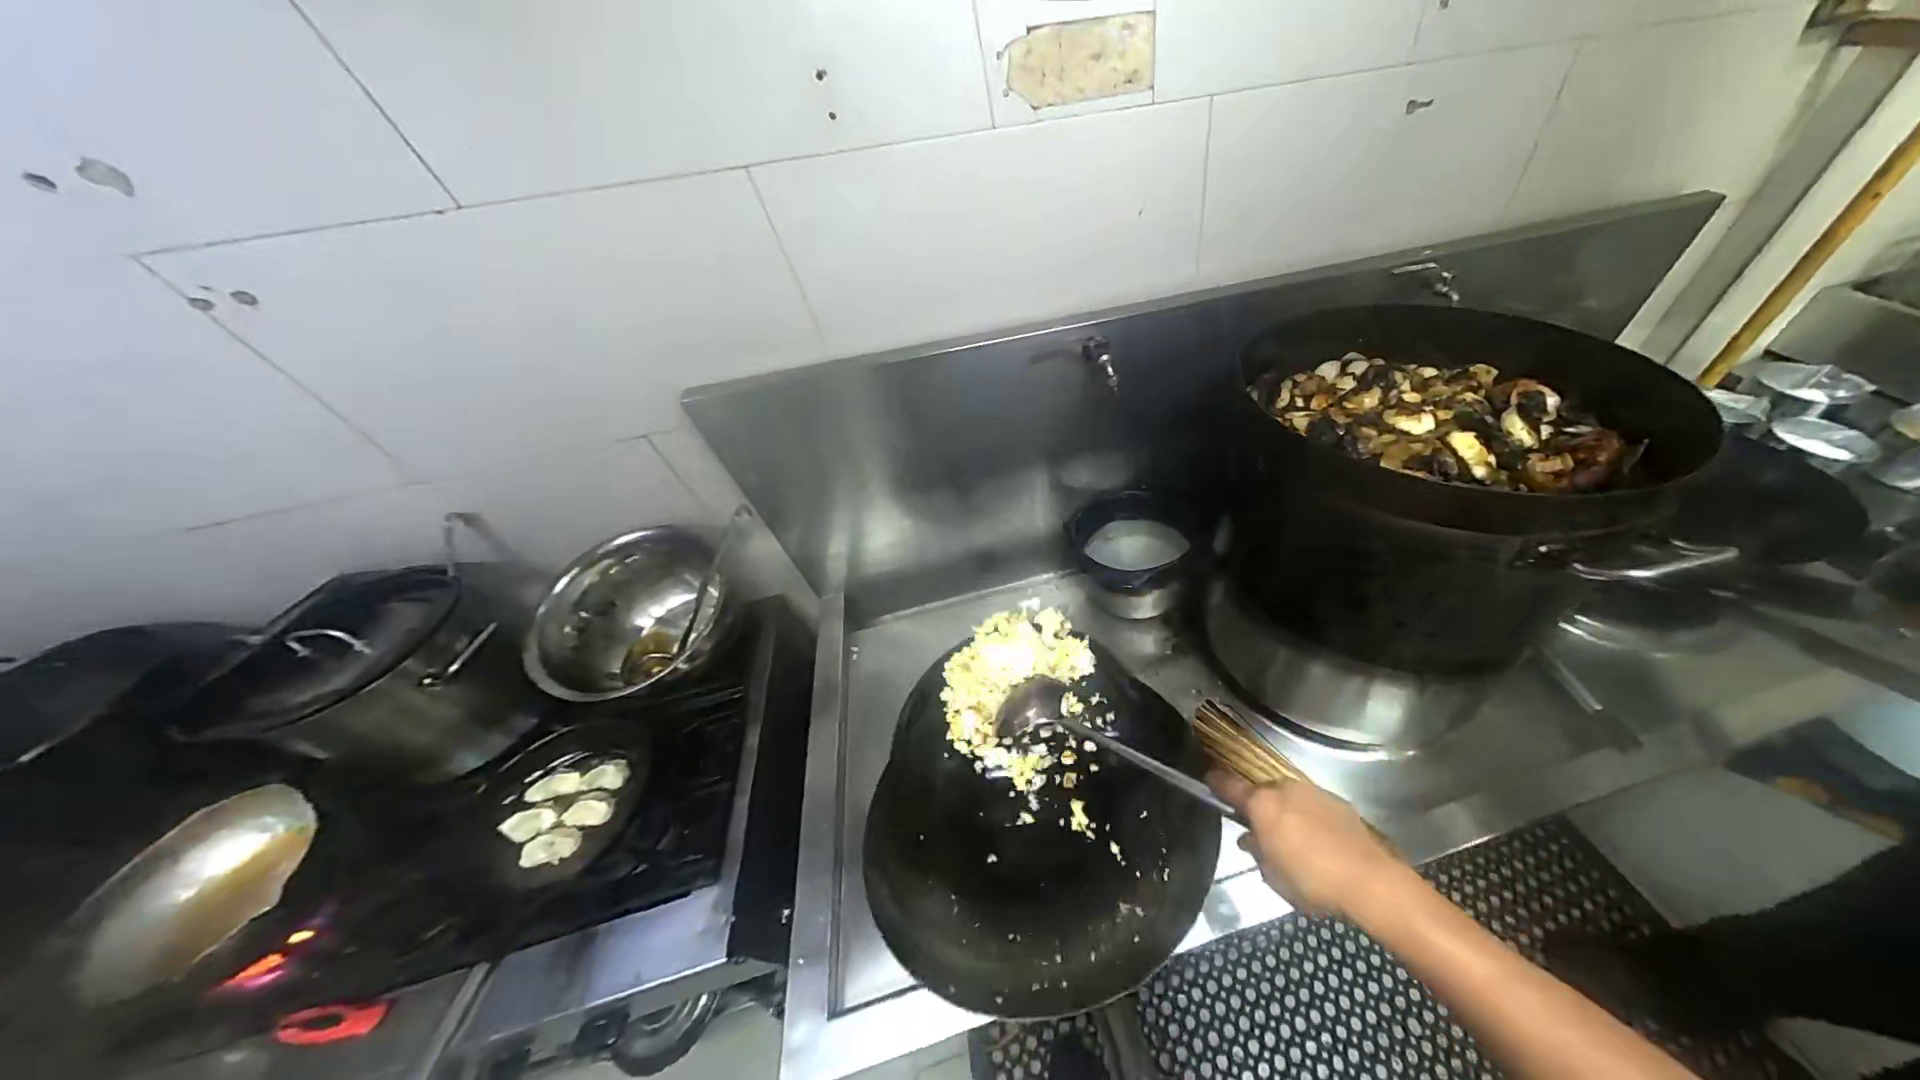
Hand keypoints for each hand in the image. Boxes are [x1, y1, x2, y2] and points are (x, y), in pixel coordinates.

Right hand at [1210, 771, 1405, 916]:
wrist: (1371, 883)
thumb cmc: (1312, 881)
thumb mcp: (1272, 876)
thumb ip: (1256, 852)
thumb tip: (1251, 840)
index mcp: (1261, 803)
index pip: (1228, 784)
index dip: (1215, 784)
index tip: (1209, 784)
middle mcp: (1284, 789)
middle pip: (1262, 792)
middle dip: (1259, 808)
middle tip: (1261, 833)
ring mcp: (1314, 793)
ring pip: (1289, 798)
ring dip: (1286, 813)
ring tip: (1294, 841)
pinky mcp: (1339, 803)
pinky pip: (1313, 806)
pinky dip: (1310, 818)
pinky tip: (1320, 843)